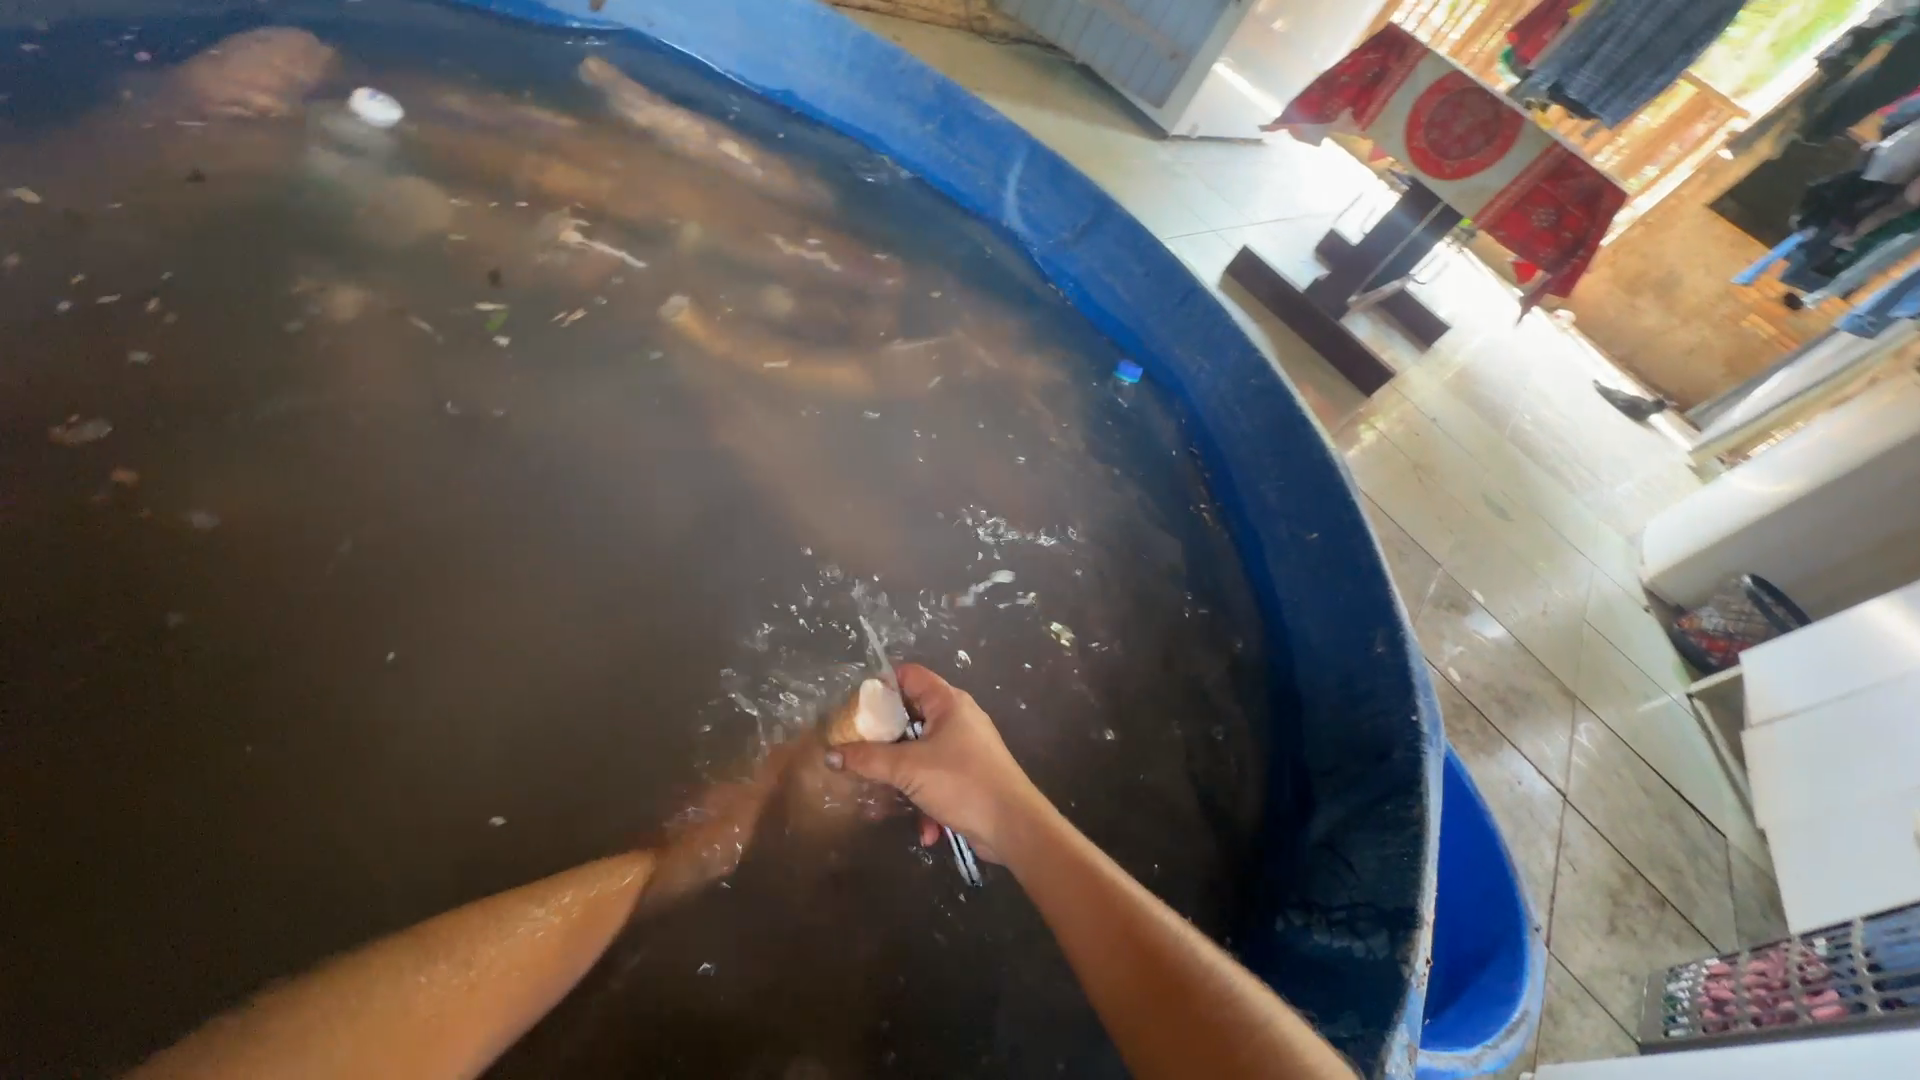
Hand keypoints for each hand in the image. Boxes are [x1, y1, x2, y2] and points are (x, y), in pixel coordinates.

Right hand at [824, 663, 1045, 862]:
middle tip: (856, 752)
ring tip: (884, 799)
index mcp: (948, 702)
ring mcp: (966, 748)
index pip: (909, 675)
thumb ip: (867, 759)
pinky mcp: (970, 777)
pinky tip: (927, 830)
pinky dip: (928, 802)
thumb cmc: (962, 782)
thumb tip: (830, 753)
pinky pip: (937, 780)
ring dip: (904, 780)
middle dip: (885, 741)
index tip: (854, 709)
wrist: (1014, 826)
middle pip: (911, 717)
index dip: (881, 685)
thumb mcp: (908, 768)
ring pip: (921, 754)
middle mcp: (958, 719)